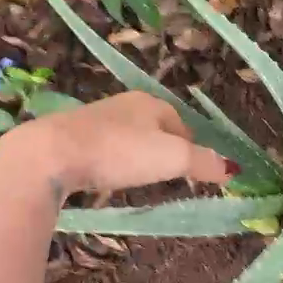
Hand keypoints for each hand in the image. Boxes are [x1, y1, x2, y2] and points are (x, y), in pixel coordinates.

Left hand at [3, 91, 232, 194]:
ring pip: (126, 138)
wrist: (49, 155)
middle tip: (164, 177)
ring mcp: (93, 119)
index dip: (190, 149)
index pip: (182, 125)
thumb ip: (205, 163)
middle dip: (161, 151)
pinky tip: (102, 178)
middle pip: (154, 129)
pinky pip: (99, 149)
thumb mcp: (173, 159)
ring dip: (133, 156)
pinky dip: (107, 162)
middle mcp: (123, 104)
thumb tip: (233, 169)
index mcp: (152, 103)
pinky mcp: (67, 137)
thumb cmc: (120, 152)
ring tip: (134, 180)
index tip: (190, 173)